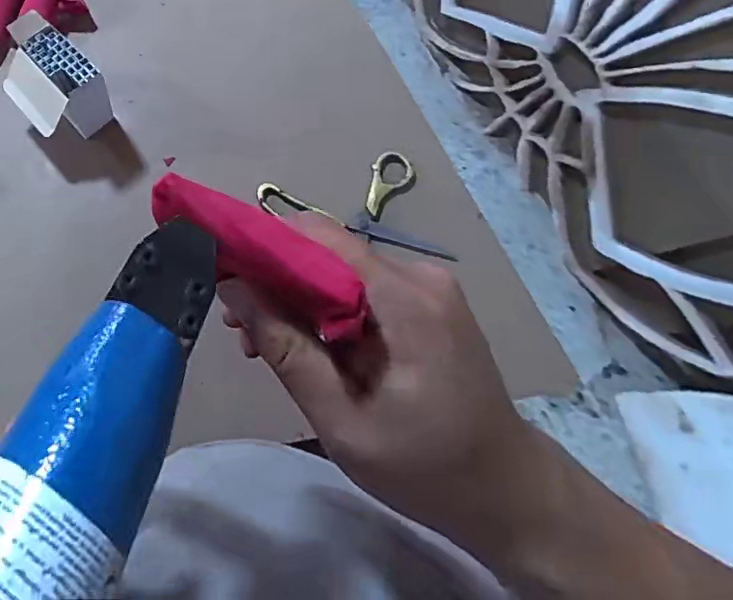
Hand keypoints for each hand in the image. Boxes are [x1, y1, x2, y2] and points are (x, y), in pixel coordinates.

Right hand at [222, 214, 732, 598]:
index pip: (321, 237)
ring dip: (290, 295)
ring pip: (333, 267)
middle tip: (238, 325)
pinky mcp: (419, 299)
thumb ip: (285, 349)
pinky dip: (317, 306)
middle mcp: (418, 275)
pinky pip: (352, 285)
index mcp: (409, 301)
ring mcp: (422, 285)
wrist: (511, 495)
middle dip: (272, 278)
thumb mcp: (343, 421)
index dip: (265, 239)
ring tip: (259, 341)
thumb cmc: (429, 469)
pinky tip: (297, 342)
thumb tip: (232, 285)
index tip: (220, 262)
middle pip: (324, 251)